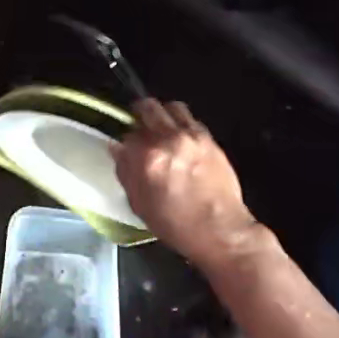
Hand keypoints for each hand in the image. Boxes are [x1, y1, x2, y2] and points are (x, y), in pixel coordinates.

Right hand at [114, 99, 265, 268]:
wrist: (221, 230)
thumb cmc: (176, 224)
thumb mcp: (139, 205)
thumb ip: (125, 172)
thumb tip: (117, 150)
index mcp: (148, 158)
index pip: (128, 135)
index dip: (125, 143)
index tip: (128, 150)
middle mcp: (169, 140)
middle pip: (149, 108)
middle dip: (140, 114)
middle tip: (139, 124)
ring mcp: (192, 137)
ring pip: (172, 107)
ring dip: (163, 113)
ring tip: (162, 126)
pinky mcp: (210, 140)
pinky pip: (192, 120)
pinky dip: (182, 123)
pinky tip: (182, 138)